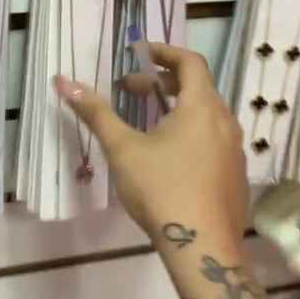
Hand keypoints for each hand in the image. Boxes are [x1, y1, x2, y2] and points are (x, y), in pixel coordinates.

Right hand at [53, 43, 247, 256]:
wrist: (203, 247)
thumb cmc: (161, 189)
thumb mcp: (122, 149)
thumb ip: (96, 113)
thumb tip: (64, 81)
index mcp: (202, 107)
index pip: (190, 61)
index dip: (164, 51)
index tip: (138, 53)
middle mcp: (225, 122)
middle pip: (197, 87)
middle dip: (162, 82)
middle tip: (129, 90)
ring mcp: (235, 150)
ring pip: (206, 115)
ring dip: (176, 108)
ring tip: (145, 122)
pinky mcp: (235, 175)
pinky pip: (213, 139)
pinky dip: (190, 131)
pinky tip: (168, 157)